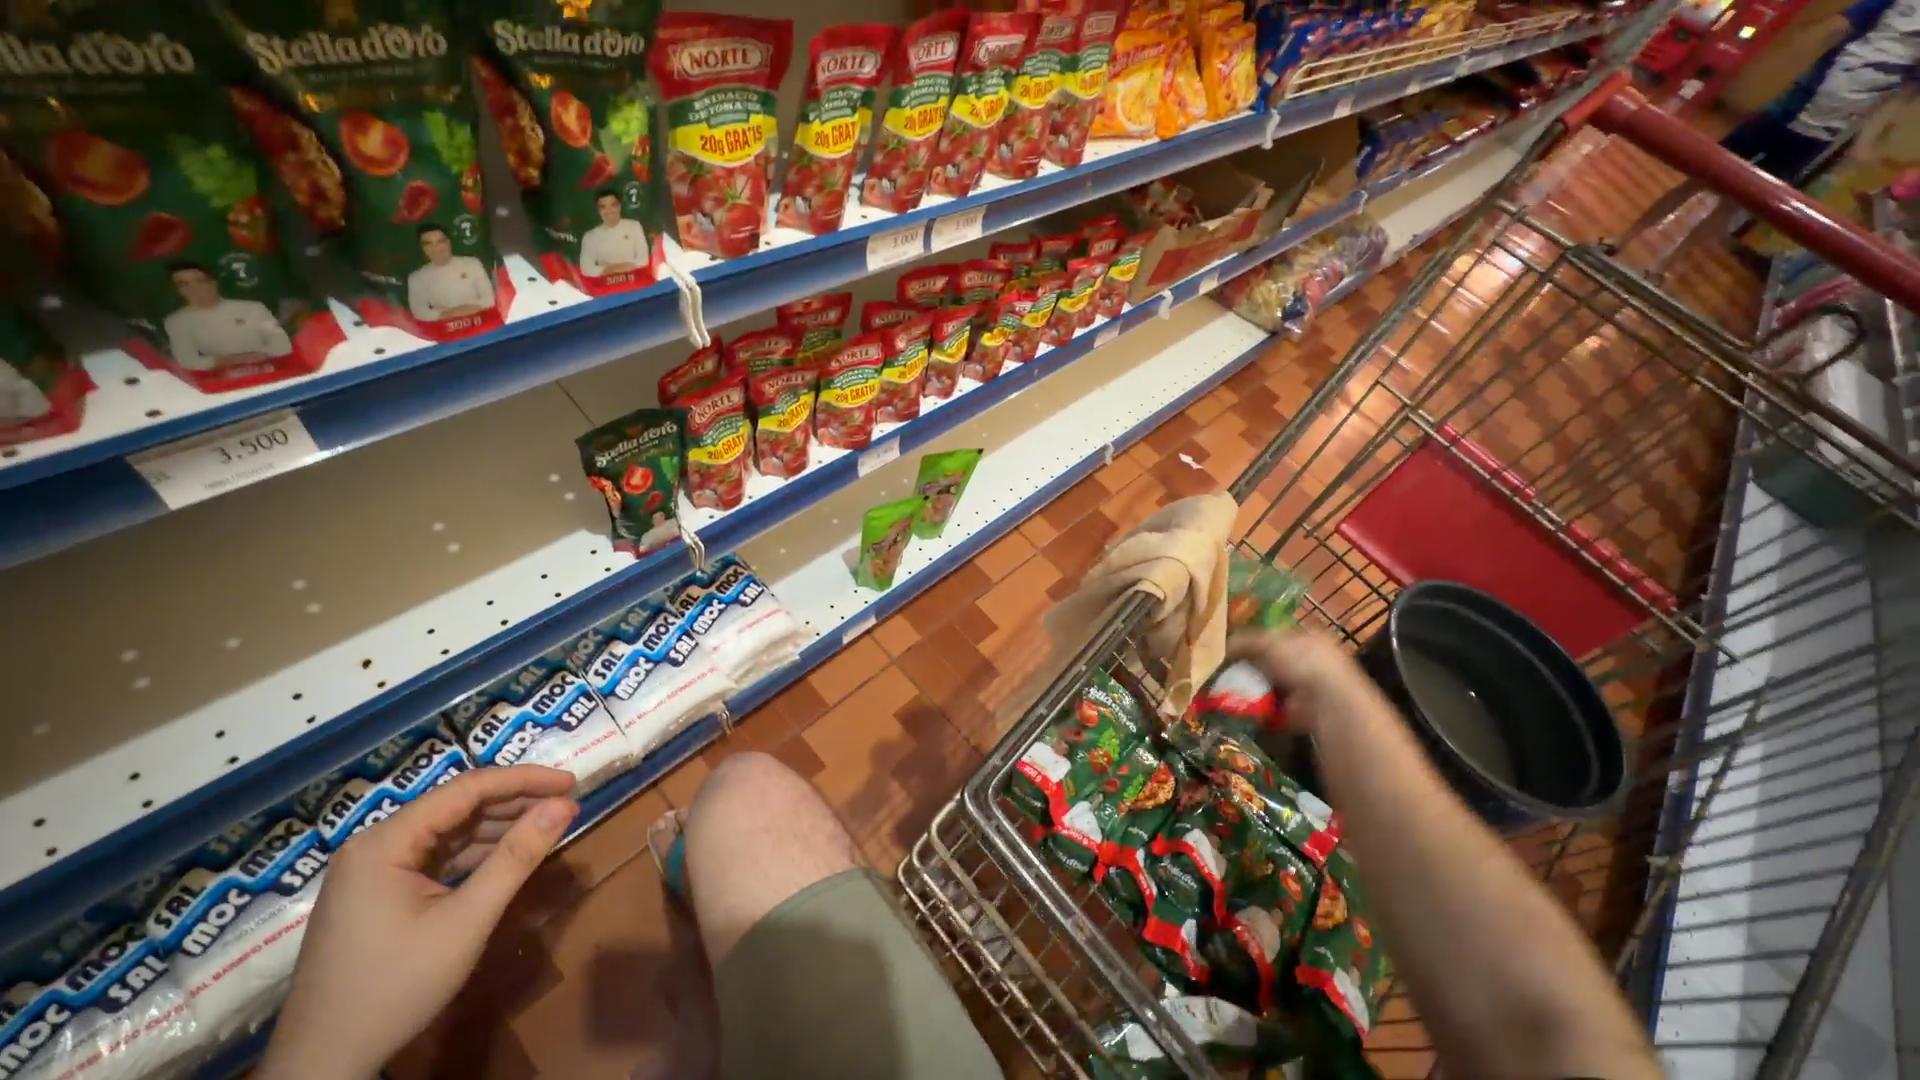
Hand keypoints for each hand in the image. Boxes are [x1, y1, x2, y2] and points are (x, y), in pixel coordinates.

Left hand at [258, 766, 577, 1079]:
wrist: (323, 1061)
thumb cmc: (396, 986)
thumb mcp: (466, 920)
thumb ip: (516, 858)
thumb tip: (564, 806)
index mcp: (386, 841)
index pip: (466, 788)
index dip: (523, 779)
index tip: (571, 783)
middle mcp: (374, 844)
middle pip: (456, 806)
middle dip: (514, 802)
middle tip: (566, 805)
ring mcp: (372, 870)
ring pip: (447, 831)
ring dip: (498, 828)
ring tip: (547, 827)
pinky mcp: (378, 893)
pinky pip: (436, 857)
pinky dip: (475, 854)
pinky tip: (507, 858)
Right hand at [1226, 629, 1391, 734]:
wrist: (1326, 701)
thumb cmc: (1301, 662)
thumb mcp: (1268, 643)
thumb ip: (1246, 642)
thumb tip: (1224, 646)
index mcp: (1309, 638)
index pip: (1278, 636)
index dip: (1256, 641)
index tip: (1234, 650)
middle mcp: (1312, 661)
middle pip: (1274, 662)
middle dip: (1252, 668)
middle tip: (1227, 673)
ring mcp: (1309, 688)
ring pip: (1273, 686)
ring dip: (1254, 690)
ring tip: (1229, 692)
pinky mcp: (1303, 712)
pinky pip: (1275, 708)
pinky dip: (1260, 710)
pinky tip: (1243, 709)